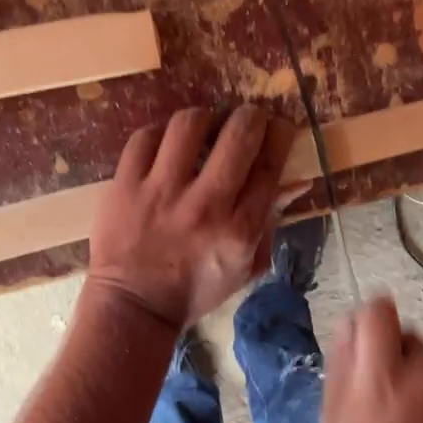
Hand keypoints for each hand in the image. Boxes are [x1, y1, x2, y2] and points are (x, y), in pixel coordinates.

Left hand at [89, 106, 297, 328]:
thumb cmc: (196, 289)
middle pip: (239, 134)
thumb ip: (271, 223)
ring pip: (190, 124)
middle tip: (248, 119)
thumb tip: (296, 181)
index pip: (271, 164)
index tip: (279, 127)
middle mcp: (205, 205)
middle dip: (251, 116)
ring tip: (207, 125)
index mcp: (240, 229)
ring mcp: (161, 192)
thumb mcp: (246, 266)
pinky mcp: (126, 186)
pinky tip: (169, 143)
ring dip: (206, 117)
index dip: (281, 135)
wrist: (135, 306)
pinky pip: (146, 137)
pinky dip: (162, 133)